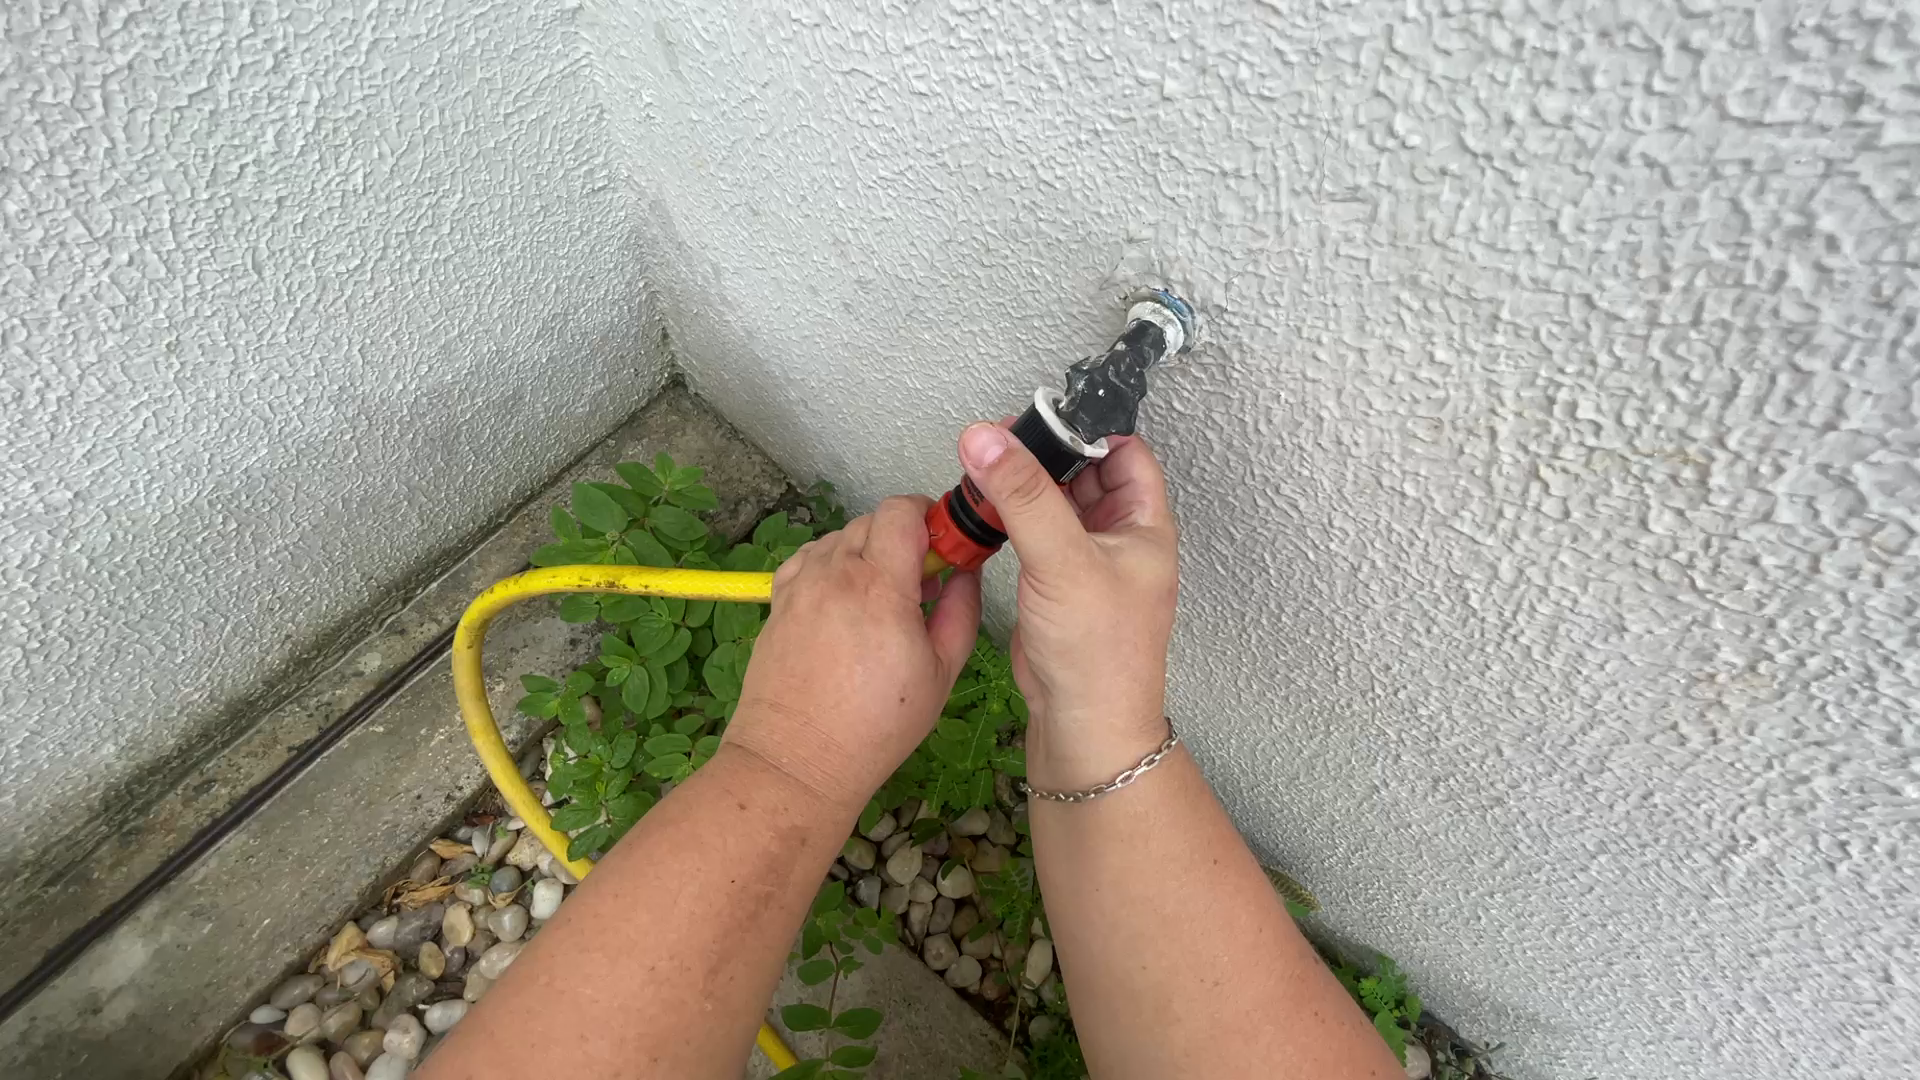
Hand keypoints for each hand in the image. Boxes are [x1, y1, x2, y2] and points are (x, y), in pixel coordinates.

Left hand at [724, 495, 982, 811]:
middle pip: (873, 520)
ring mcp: (801, 584)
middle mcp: (835, 573)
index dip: (927, 515)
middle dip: (902, 538)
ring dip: (868, 552)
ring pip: (841, 537)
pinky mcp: (778, 600)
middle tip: (918, 581)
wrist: (798, 760)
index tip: (942, 546)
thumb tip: (968, 569)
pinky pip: (810, 558)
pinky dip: (833, 564)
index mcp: (880, 586)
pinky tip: (844, 598)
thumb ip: (962, 609)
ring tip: (879, 597)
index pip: (900, 510)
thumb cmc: (878, 724)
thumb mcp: (941, 671)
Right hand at [956, 423, 1178, 790]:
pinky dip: (1010, 514)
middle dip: (1044, 452)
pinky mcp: (1054, 577)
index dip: (1086, 427)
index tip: (1038, 414)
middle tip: (997, 438)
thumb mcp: (1063, 560)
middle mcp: (1118, 534)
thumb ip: (1023, 496)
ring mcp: (1085, 556)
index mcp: (1143, 522)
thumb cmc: (1096, 647)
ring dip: (1023, 483)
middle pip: (1083, 470)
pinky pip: (1034, 530)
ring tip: (983, 467)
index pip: (1123, 450)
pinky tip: (983, 507)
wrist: (1081, 722)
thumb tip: (984, 437)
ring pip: (1054, 499)